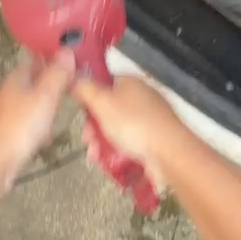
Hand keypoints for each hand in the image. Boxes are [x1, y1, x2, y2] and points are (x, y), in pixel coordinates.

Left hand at [0, 52, 75, 182]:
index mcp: (16, 78)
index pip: (35, 59)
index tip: (73, 61)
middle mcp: (9, 92)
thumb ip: (56, 74)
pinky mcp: (7, 133)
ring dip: (46, 106)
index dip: (52, 57)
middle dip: (51, 83)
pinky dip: (39, 126)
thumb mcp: (44, 96)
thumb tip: (67, 50)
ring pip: (31, 103)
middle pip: (33, 81)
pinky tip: (45, 136)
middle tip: (72, 87)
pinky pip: (28, 124)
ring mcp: (6, 113)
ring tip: (60, 112)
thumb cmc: (20, 125)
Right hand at [70, 75, 192, 175]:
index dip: (88, 97)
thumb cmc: (133, 123)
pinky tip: (106, 161)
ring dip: (100, 141)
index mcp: (129, 82)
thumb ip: (83, 88)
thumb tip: (72, 78)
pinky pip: (128, 141)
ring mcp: (149, 119)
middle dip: (92, 126)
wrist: (169, 153)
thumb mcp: (101, 102)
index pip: (103, 82)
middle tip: (86, 140)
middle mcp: (140, 97)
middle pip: (107, 108)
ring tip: (94, 156)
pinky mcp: (153, 139)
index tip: (78, 112)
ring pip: (115, 127)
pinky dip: (115, 150)